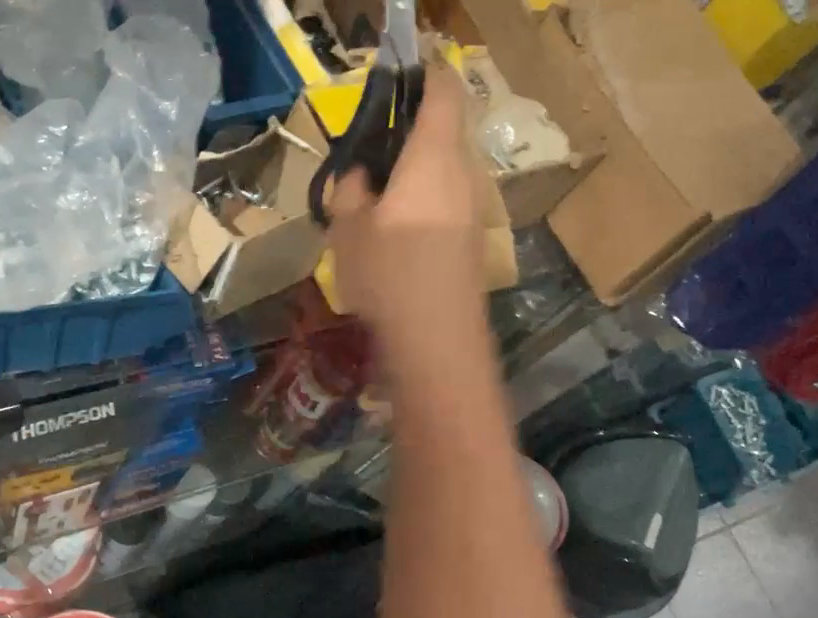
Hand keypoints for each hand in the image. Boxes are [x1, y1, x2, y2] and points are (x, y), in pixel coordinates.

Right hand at [328, 69, 485, 344]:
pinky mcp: (469, 243)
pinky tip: (389, 244)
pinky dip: (416, 210)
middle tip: (362, 165)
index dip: (420, 75)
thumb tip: (358, 176)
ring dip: (407, 182)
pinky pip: (441, 208)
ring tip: (367, 212)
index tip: (393, 83)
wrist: (436, 342)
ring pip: (438, 176)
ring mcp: (471, 210)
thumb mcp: (347, 231)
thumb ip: (348, 192)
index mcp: (432, 156)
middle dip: (402, 142)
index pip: (440, 90)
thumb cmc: (388, 277)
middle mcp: (460, 174)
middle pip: (438, 136)